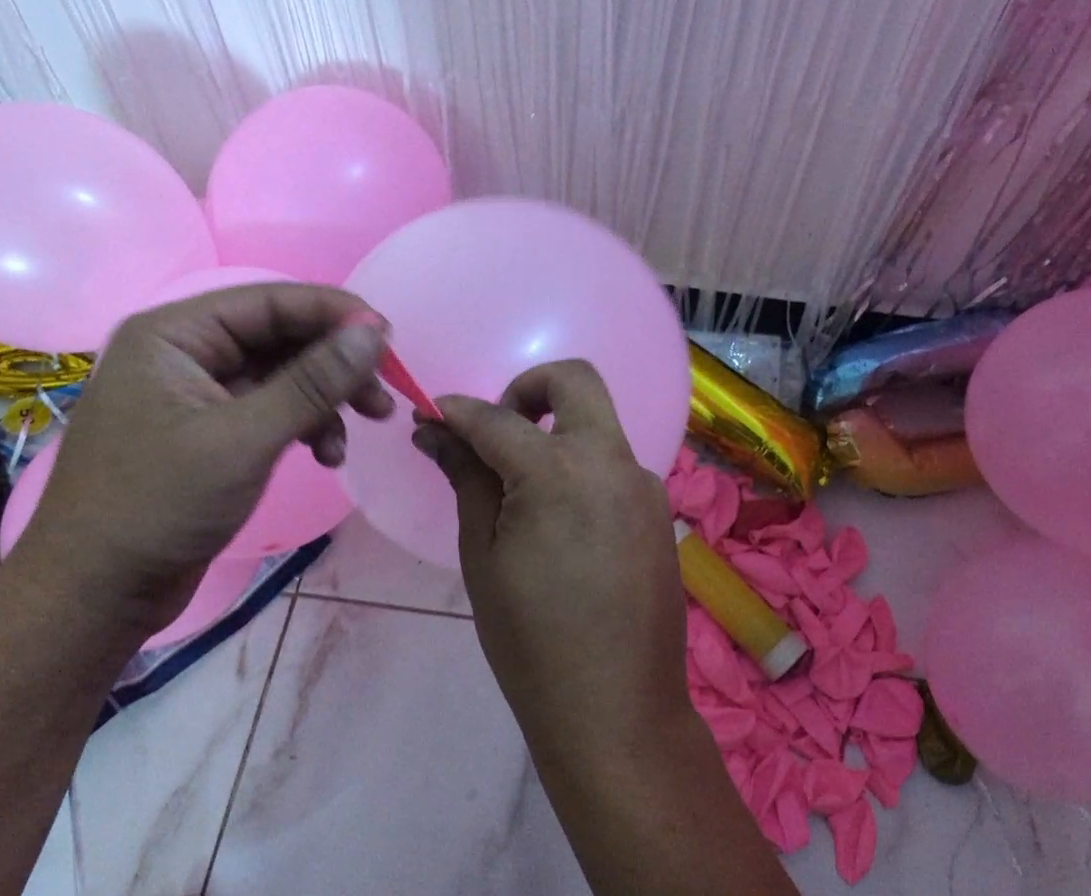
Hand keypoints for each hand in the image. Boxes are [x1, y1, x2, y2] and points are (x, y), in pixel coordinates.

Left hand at [18, 284, 392, 635]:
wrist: (97, 592)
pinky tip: (327, 455)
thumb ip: (314, 380)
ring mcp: (194, 394)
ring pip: (281, 375)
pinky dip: (304, 426)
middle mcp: (182, 353)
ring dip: (326, 400)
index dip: (334, 314)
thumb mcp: (246, 437)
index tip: (390, 339)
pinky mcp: (207, 433)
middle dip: (336, 365)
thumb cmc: (160, 504)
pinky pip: (270, 410)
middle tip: (384, 396)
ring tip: (364, 430)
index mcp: (173, 335)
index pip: (269, 301)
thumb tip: (374, 331)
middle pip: (279, 337)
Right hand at [413, 360, 689, 757]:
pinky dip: (580, 468)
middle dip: (528, 387)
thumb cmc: (531, 641)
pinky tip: (560, 523)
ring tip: (522, 490)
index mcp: (559, 471)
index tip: (431, 415)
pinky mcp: (659, 512)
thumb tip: (436, 430)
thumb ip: (468, 479)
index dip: (457, 411)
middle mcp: (611, 461)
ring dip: (557, 432)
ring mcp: (644, 485)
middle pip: (575, 380)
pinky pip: (614, 466)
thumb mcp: (483, 557)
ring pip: (598, 424)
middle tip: (497, 431)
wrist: (616, 710)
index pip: (497, 418)